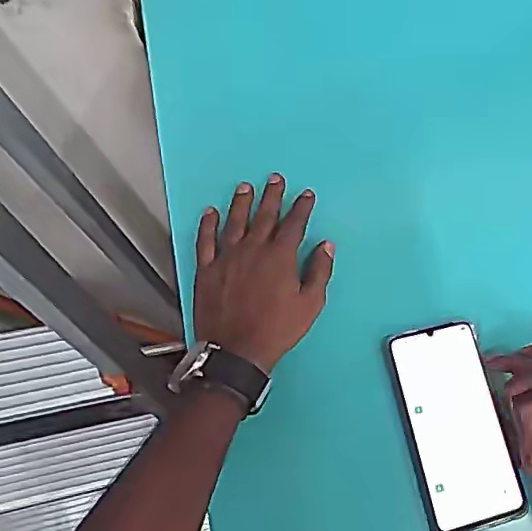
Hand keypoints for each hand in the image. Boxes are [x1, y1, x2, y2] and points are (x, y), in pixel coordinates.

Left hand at [194, 175, 333, 372]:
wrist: (237, 350)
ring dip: (242, 203)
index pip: (294, 224)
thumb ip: (319, 271)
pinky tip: (210, 213)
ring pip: (235, 221)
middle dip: (272, 196)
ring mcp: (227, 258)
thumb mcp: (310, 304)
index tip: (305, 196)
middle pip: (264, 216)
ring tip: (246, 188)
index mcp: (280, 258)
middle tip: (275, 180)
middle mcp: (253, 250)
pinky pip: (206, 240)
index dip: (301, 208)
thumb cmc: (276, 330)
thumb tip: (325, 248)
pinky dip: (208, 224)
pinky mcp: (207, 270)